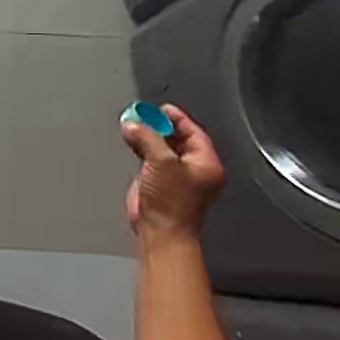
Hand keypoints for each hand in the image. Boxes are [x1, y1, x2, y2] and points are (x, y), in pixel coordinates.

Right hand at [121, 104, 224, 245]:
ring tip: (134, 125)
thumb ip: (147, 138)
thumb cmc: (172, 206)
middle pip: (178, 138)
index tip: (161, 108)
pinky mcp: (160, 183)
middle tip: (142, 115)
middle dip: (159, 126)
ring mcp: (177, 177)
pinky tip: (132, 142)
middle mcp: (195, 169)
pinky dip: (142, 148)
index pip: (194, 132)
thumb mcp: (161, 162)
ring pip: (163, 148)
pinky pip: (151, 159)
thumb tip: (133, 124)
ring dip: (148, 136)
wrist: (160, 231)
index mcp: (207, 164)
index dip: (177, 118)